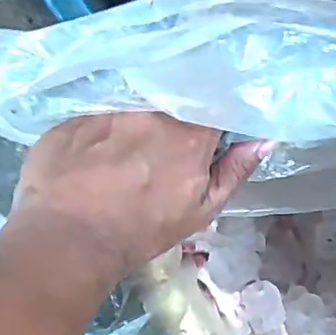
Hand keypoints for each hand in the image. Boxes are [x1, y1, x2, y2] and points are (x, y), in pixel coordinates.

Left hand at [0, 113, 269, 284]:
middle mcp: (153, 109)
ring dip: (139, 116)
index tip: (212, 124)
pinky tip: (97, 147)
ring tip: (131, 141)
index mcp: (191, 133)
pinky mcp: (74, 112)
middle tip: (167, 138)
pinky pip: (98, 108)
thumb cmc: (143, 230)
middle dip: (176, 111)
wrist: (71, 238)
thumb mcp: (201, 210)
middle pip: (173, 96)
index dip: (213, 110)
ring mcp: (110, 107)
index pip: (213, 101)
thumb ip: (234, 171)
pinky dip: (103, 124)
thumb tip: (264, 140)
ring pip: (135, 100)